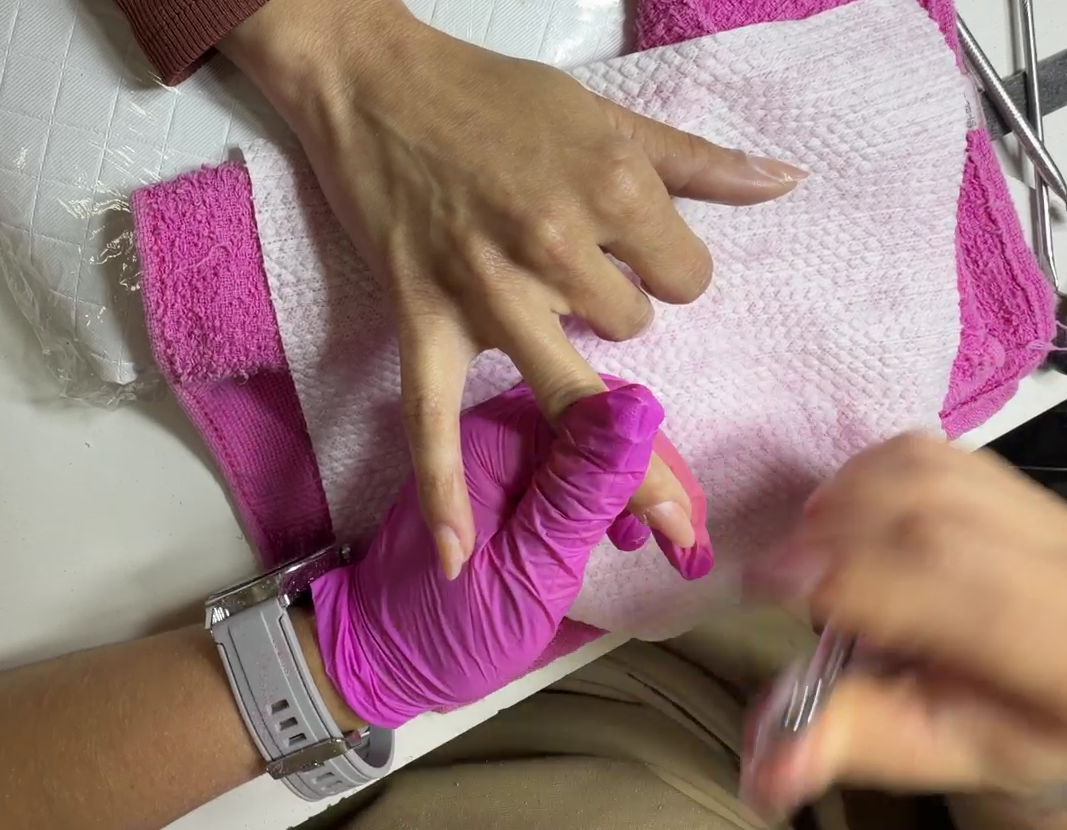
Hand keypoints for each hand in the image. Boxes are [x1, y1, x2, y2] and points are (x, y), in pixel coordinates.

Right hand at [223, 0, 803, 578]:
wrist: (378, 84)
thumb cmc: (490, 92)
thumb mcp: (601, 111)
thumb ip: (696, 158)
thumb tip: (787, 182)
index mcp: (610, 187)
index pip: (688, 277)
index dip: (665, 262)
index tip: (624, 241)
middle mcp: (555, 247)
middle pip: (636, 329)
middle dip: (616, 301)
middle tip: (567, 258)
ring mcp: (486, 295)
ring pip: (575, 386)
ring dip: (574, 360)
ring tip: (539, 311)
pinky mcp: (424, 320)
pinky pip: (433, 418)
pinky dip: (445, 489)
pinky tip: (464, 558)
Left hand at [310, 383, 709, 727]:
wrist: (380, 655)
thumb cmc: (449, 627)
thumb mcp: (527, 569)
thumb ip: (581, 491)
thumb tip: (635, 409)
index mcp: (499, 439)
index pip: (601, 417)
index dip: (654, 473)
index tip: (686, 537)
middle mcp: (499, 429)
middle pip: (600, 427)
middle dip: (654, 484)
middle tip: (686, 548)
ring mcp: (501, 452)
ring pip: (590, 448)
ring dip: (635, 491)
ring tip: (664, 546)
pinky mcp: (504, 479)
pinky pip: (568, 470)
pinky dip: (605, 500)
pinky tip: (625, 534)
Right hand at [740, 436, 1066, 816]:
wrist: (1034, 673)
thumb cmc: (979, 718)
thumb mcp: (919, 744)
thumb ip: (845, 745)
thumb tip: (763, 774)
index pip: (978, 605)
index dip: (859, 582)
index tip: (765, 581)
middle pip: (945, 527)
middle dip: (836, 536)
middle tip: (778, 564)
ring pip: (928, 476)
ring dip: (844, 500)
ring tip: (813, 543)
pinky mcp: (1019, 479)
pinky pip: (921, 452)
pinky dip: (860, 473)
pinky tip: (846, 514)